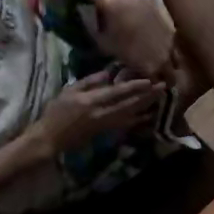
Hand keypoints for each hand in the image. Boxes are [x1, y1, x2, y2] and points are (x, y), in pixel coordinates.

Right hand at [33, 69, 162, 155]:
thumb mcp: (69, 91)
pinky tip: (149, 114)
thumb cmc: (56, 112)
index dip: (134, 86)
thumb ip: (89, 82)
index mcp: (92, 101)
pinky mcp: (107, 132)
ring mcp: (106, 124)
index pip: (118, 93)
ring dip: (147, 106)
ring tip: (160, 97)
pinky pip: (127, 124)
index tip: (149, 80)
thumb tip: (108, 74)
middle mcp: (102, 114)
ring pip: (132, 114)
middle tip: (163, 86)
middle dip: (147, 95)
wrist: (51, 138)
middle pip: (130, 104)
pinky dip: (139, 119)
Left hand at [100, 0, 176, 79]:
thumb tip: (127, 67)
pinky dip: (169, 49)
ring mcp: (170, 45)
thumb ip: (124, 63)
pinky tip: (159, 45)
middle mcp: (164, 60)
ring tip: (160, 61)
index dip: (151, 86)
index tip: (146, 85)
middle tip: (156, 77)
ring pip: (176, 61)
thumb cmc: (113, 28)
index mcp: (149, 69)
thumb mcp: (111, 51)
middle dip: (165, 78)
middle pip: (171, 76)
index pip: (156, 86)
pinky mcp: (171, 30)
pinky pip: (174, 46)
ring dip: (170, 64)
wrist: (125, 1)